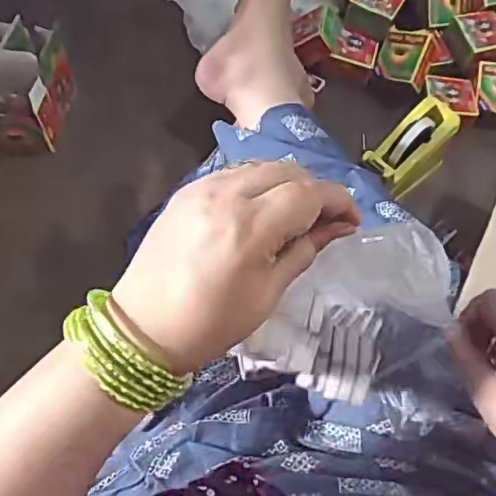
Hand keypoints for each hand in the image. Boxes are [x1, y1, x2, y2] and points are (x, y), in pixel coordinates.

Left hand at [109, 161, 359, 372]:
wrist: (143, 329)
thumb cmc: (210, 324)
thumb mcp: (267, 294)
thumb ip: (304, 251)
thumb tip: (337, 228)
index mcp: (249, 226)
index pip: (309, 193)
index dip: (338, 201)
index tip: (351, 220)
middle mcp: (226, 195)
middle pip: (288, 171)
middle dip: (314, 191)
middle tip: (324, 222)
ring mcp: (202, 188)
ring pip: (261, 166)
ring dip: (287, 184)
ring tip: (293, 216)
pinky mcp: (186, 192)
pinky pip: (234, 174)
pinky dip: (257, 184)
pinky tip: (260, 211)